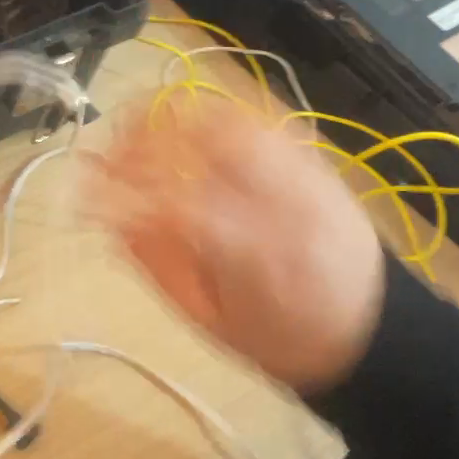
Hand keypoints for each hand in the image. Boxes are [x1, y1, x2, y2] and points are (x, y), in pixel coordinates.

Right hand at [85, 101, 386, 393]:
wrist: (376, 334)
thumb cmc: (284, 342)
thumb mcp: (212, 323)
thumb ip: (160, 268)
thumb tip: (113, 223)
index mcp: (252, 253)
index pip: (172, 202)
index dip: (119, 190)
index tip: (83, 190)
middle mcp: (280, 203)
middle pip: (202, 145)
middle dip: (141, 137)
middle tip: (104, 148)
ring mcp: (304, 176)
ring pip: (232, 122)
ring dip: (175, 117)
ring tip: (137, 125)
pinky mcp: (316, 164)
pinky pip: (260, 122)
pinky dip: (215, 117)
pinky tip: (187, 125)